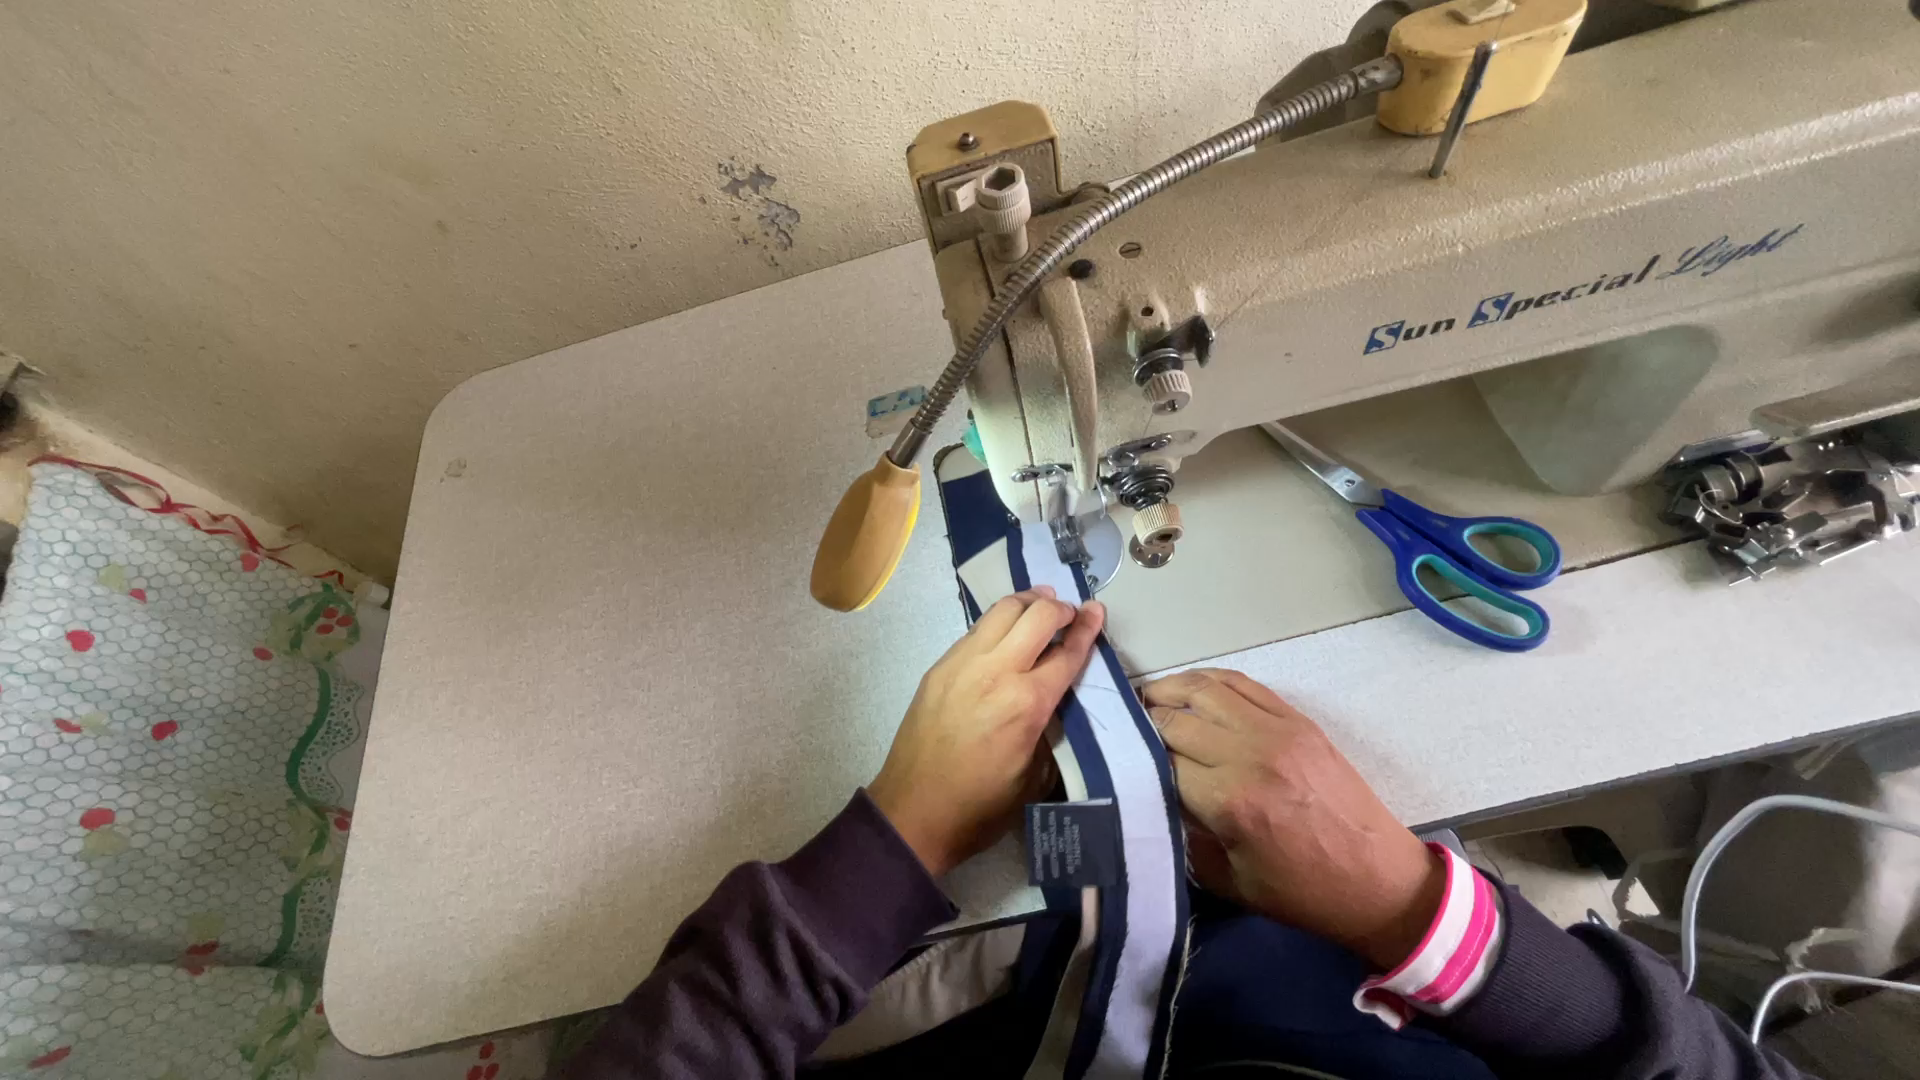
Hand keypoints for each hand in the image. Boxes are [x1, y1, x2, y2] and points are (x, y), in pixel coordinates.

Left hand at [868, 587, 1103, 877]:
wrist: (914, 812)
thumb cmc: (981, 805)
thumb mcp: (1035, 776)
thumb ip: (1051, 728)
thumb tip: (1056, 699)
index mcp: (1027, 703)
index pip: (1066, 653)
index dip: (1088, 628)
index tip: (1098, 610)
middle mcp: (996, 671)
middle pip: (1036, 615)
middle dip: (1060, 608)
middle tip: (1070, 613)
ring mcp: (962, 663)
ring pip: (1001, 610)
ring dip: (1028, 603)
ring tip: (1041, 605)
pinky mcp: (939, 666)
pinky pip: (976, 630)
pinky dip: (999, 622)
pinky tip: (1006, 633)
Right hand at [1143, 669, 1444, 969]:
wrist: (1380, 882)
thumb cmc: (1300, 892)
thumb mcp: (1227, 879)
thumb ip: (1181, 832)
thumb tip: (1150, 791)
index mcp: (1229, 801)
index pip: (1159, 761)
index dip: (1132, 757)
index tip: (1112, 756)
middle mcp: (1248, 755)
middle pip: (1174, 720)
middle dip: (1142, 723)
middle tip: (1121, 728)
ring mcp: (1275, 730)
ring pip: (1203, 689)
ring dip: (1167, 689)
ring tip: (1146, 699)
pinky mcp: (1296, 719)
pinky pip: (1241, 683)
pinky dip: (1207, 679)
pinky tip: (1187, 687)